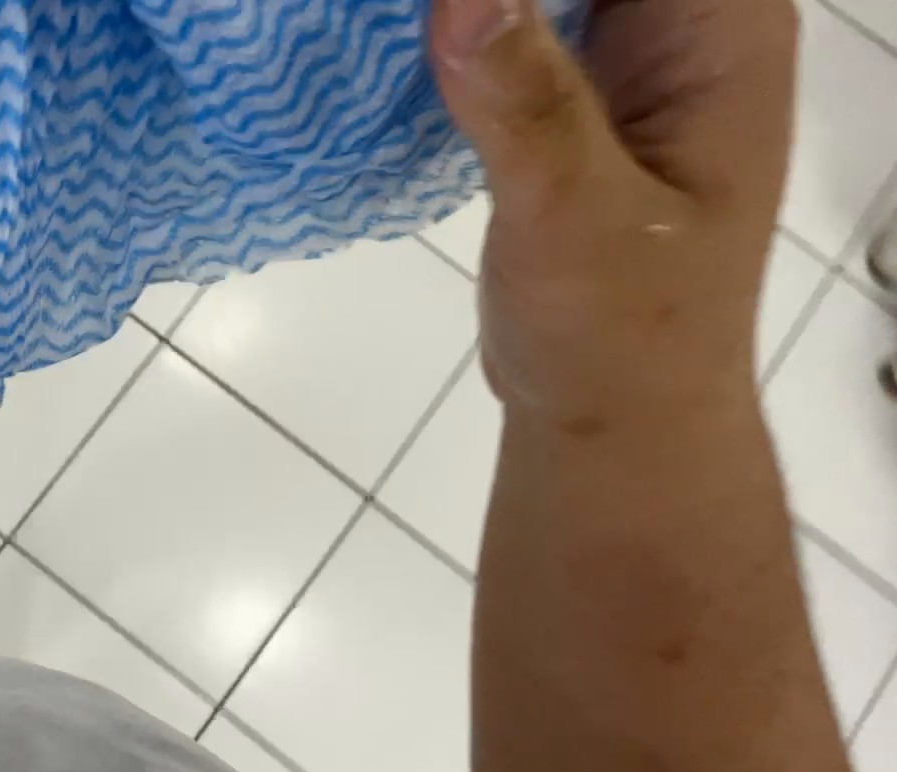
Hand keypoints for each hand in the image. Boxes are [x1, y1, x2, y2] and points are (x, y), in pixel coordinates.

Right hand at [429, 0, 796, 432]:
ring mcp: (615, 85)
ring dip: (464, 17)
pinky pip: (509, 62)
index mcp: (716, 33)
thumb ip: (523, 100)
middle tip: (386, 21)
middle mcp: (674, 39)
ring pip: (538, 8)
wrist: (603, 410)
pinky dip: (454, 57)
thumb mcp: (569, 212)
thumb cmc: (616, 325)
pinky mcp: (562, 131)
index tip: (435, 7)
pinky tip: (397, 71)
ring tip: (377, 35)